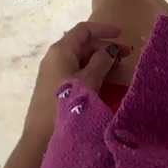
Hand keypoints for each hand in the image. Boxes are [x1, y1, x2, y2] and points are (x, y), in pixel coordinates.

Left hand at [23, 21, 127, 140]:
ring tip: (118, 68)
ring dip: (99, 60)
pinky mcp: (54, 87)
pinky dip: (90, 71)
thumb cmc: (66, 104)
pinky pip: (75, 71)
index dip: (103, 29)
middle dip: (104, 47)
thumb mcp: (88, 81)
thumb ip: (100, 62)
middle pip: (82, 44)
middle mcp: (54, 57)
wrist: (41, 137)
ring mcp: (53, 72)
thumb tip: (109, 49)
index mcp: (61, 50)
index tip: (121, 34)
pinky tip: (103, 80)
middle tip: (127, 56)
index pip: (83, 30)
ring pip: (79, 59)